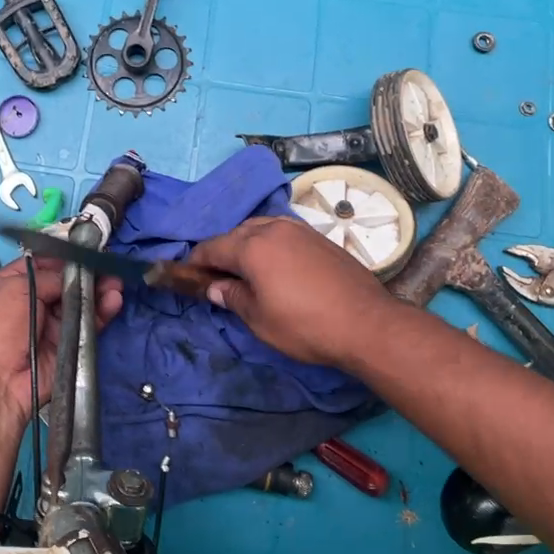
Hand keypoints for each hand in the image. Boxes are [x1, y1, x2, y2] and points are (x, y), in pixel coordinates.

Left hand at [0, 255, 122, 422]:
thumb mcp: (16, 288)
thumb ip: (48, 276)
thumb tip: (71, 274)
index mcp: (10, 285)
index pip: (42, 264)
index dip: (63, 257)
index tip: (86, 249)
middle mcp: (31, 302)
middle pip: (65, 282)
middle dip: (86, 273)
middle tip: (107, 264)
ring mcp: (49, 324)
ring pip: (80, 302)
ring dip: (98, 290)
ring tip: (115, 282)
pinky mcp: (67, 344)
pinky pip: (88, 324)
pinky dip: (102, 311)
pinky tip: (113, 300)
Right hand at [190, 215, 392, 366]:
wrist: (366, 323)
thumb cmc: (305, 326)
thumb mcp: (260, 320)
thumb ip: (233, 297)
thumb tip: (216, 287)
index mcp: (252, 246)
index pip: (213, 247)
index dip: (196, 261)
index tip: (187, 274)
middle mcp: (273, 229)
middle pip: (236, 233)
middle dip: (222, 251)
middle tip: (216, 275)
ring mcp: (299, 229)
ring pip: (261, 227)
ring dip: (247, 243)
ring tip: (245, 267)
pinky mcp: (319, 238)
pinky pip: (282, 231)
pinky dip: (269, 242)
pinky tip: (274, 263)